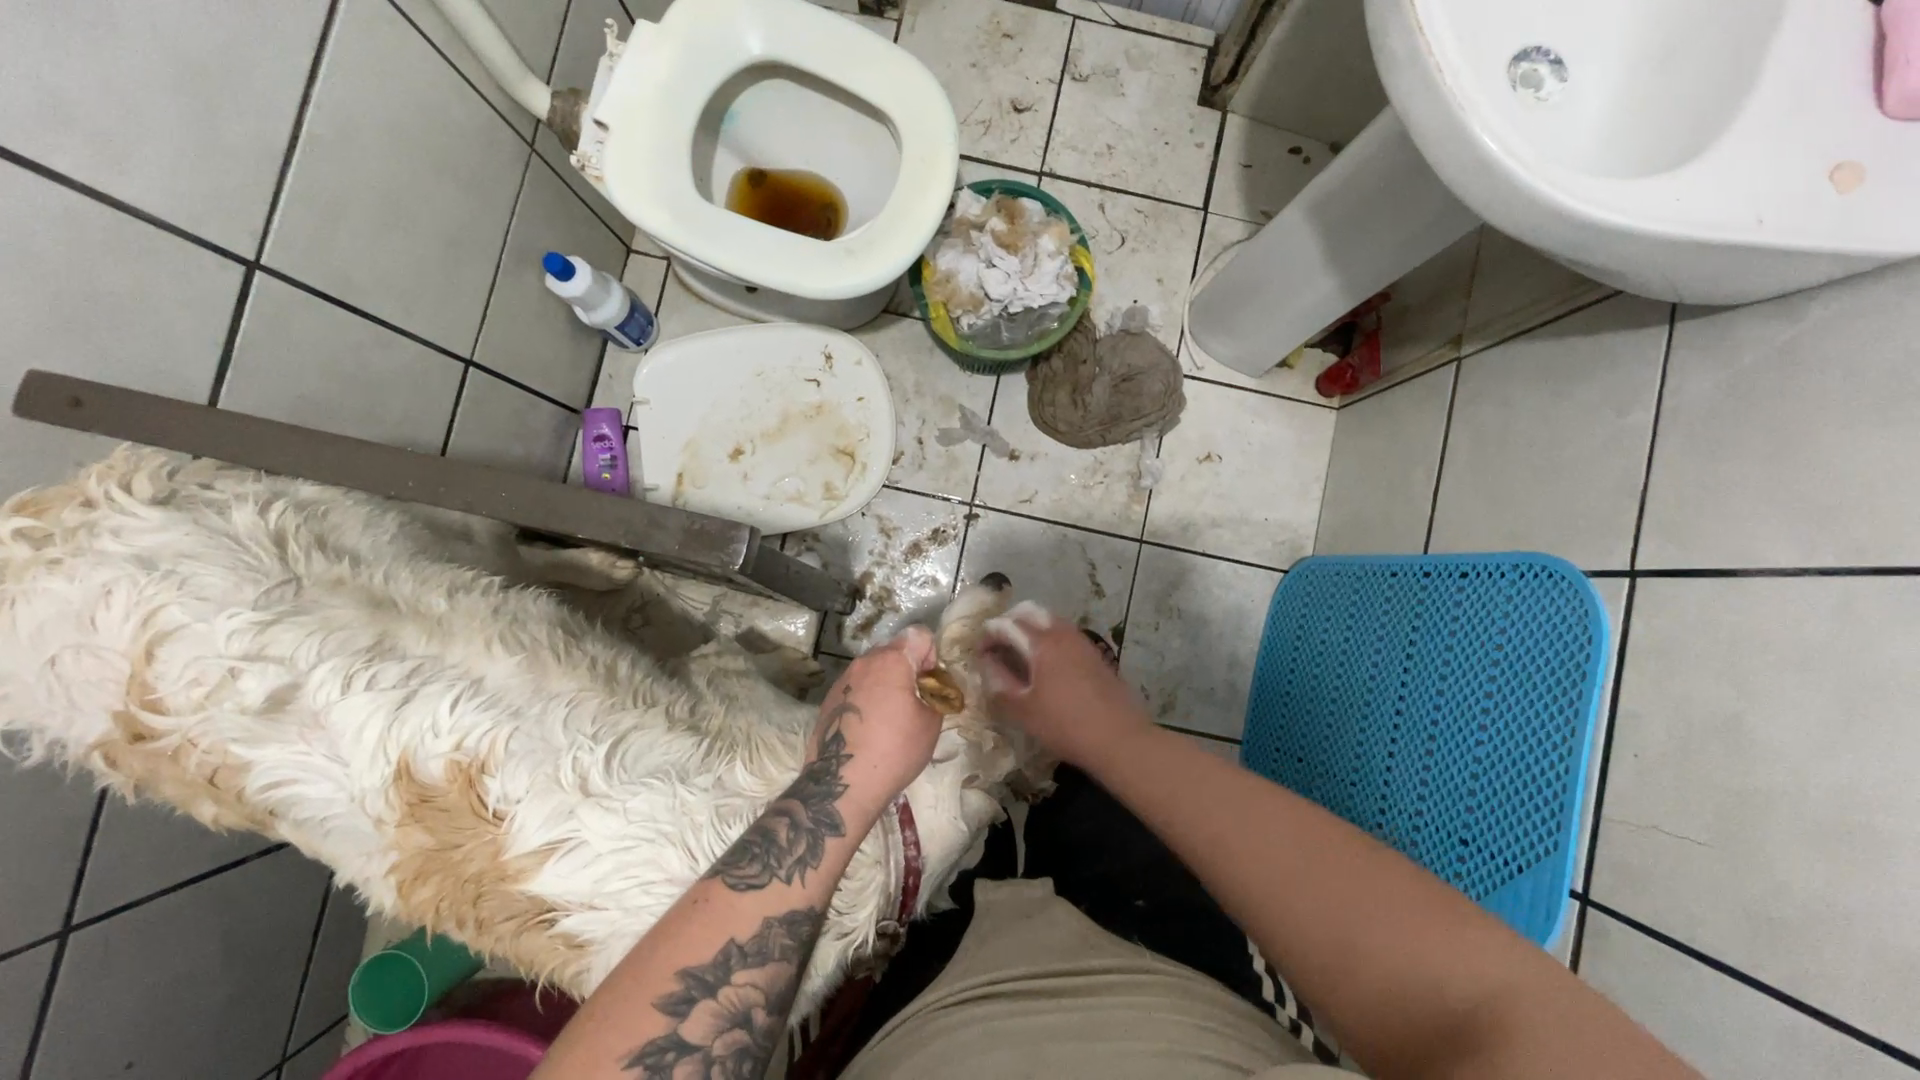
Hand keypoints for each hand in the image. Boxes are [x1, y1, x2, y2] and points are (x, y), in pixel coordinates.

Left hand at [812, 625, 943, 808]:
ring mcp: (843, 679)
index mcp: (892, 660)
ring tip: (891, 716)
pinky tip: (870, 726)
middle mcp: (864, 662)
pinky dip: (867, 696)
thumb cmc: (895, 750)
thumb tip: (928, 691)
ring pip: (873, 668)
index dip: (931, 655)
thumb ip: (935, 696)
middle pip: (894, 650)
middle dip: (908, 668)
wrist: (844, 782)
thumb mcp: (931, 723)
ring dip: (886, 682)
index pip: (920, 635)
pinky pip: (857, 686)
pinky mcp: (829, 698)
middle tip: (915, 700)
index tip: (930, 683)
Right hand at [979, 602, 1153, 767]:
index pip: (1005, 624)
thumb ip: (999, 683)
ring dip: (1030, 628)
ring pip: (1049, 620)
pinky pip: (1065, 634)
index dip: (987, 635)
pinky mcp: (1095, 654)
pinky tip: (1045, 666)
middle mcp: (1062, 633)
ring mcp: (1082, 642)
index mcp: (1041, 643)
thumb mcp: (1022, 710)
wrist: (1120, 738)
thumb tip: (986, 663)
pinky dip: (1048, 638)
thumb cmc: (1065, 726)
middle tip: (997, 646)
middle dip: (1008, 622)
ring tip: (1019, 655)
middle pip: (1029, 611)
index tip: (979, 653)